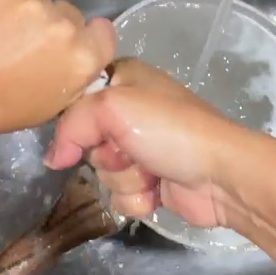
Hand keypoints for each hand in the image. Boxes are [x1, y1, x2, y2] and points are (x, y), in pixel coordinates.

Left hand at [0, 0, 115, 138]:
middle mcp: (64, 24)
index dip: (87, 38)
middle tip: (25, 45)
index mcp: (82, 57)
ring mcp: (31, 1)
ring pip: (38, 0)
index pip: (104, 32)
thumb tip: (74, 54)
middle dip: (52, 26)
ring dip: (25, 13)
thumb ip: (73, 74)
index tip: (66, 46)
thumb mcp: (51, 104)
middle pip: (69, 14)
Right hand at [43, 60, 255, 227]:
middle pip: (86, 139)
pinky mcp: (151, 181)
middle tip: (128, 149)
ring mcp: (141, 147)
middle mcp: (129, 109)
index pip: (76, 95)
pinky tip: (157, 190)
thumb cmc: (169, 129)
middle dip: (106, 152)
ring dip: (124, 177)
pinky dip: (136, 197)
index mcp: (123, 77)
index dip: (76, 118)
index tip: (87, 130)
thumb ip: (71, 125)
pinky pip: (120, 194)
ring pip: (102, 171)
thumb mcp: (112, 108)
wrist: (222, 174)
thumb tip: (53, 158)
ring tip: (150, 170)